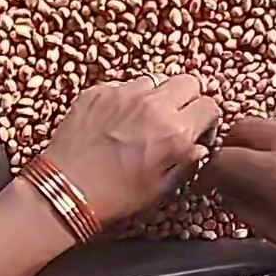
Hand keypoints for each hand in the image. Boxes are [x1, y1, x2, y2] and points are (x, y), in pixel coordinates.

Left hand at [39, 75, 220, 224]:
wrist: (66, 189)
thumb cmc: (115, 195)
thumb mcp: (160, 187)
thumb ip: (185, 162)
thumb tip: (196, 147)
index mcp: (175, 131)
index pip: (209, 105)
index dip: (206, 118)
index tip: (198, 128)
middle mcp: (153, 105)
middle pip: (187, 81)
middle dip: (187, 98)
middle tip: (176, 117)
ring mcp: (123, 94)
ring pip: (154, 80)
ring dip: (155, 96)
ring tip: (142, 118)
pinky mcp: (98, 91)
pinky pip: (122, 86)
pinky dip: (124, 99)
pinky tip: (115, 120)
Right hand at [199, 118, 275, 275]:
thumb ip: (248, 209)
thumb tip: (229, 194)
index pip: (223, 159)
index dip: (207, 175)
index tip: (204, 187)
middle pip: (240, 129)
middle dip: (226, 151)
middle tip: (225, 177)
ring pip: (265, 125)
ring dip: (250, 144)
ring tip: (253, 174)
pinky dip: (274, 144)